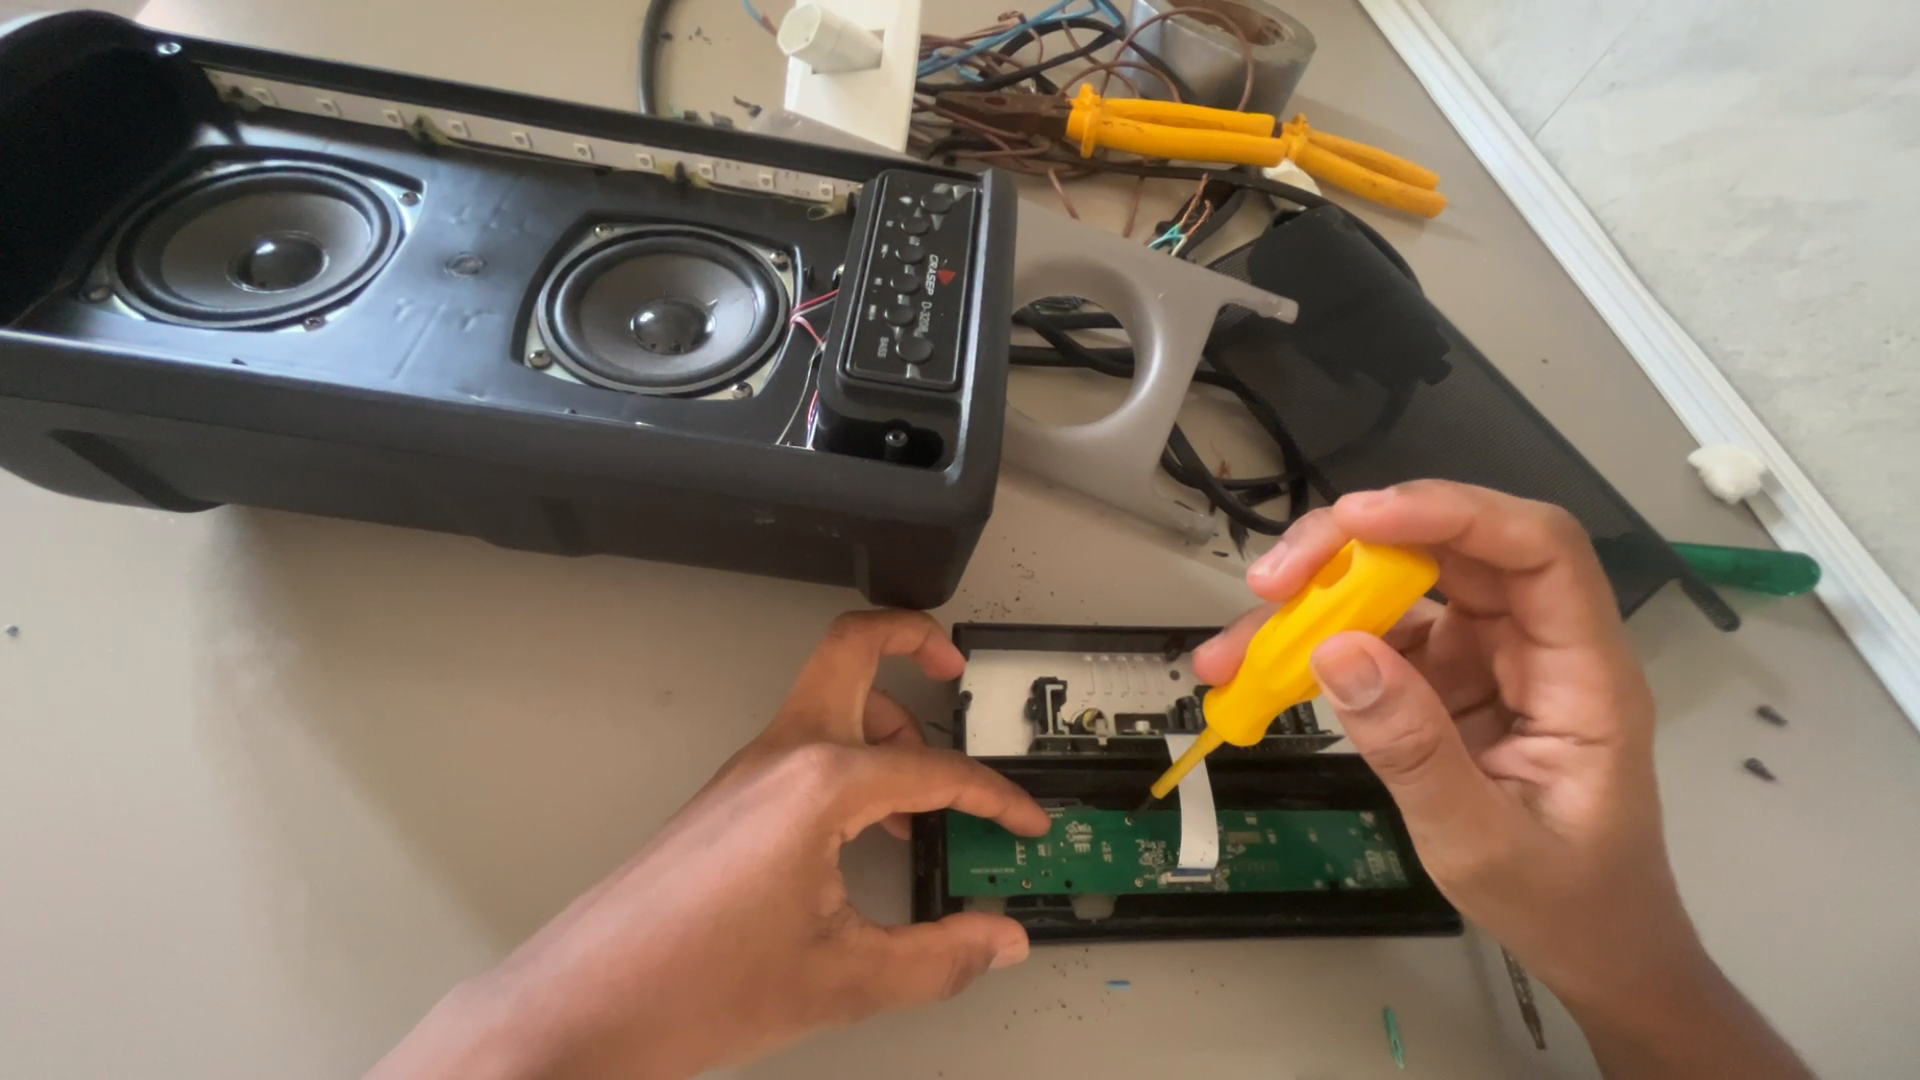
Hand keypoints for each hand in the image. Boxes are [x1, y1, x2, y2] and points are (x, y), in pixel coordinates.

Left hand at [368, 611, 1048, 1079]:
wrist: (580, 1005)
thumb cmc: (706, 988)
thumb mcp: (842, 979)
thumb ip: (939, 958)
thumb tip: (1005, 941)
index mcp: (822, 783)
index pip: (935, 771)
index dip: (995, 797)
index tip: (1026, 825)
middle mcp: (788, 749)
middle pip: (853, 645)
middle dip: (913, 637)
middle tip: (956, 668)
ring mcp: (755, 763)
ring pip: (834, 693)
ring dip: (889, 716)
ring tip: (923, 793)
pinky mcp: (736, 788)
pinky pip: (811, 738)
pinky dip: (857, 754)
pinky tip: (870, 825)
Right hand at [1192, 481, 1698, 1006]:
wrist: (1585, 941)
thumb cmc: (1562, 900)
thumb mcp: (1482, 842)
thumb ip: (1414, 749)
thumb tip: (1336, 652)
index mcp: (1578, 670)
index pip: (1534, 550)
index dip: (1448, 512)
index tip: (1354, 519)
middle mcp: (1527, 639)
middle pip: (1442, 547)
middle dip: (1346, 549)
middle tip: (1267, 582)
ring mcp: (1477, 651)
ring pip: (1388, 585)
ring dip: (1305, 602)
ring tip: (1230, 651)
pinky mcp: (1434, 671)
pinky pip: (1362, 633)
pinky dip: (1302, 646)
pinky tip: (1250, 673)